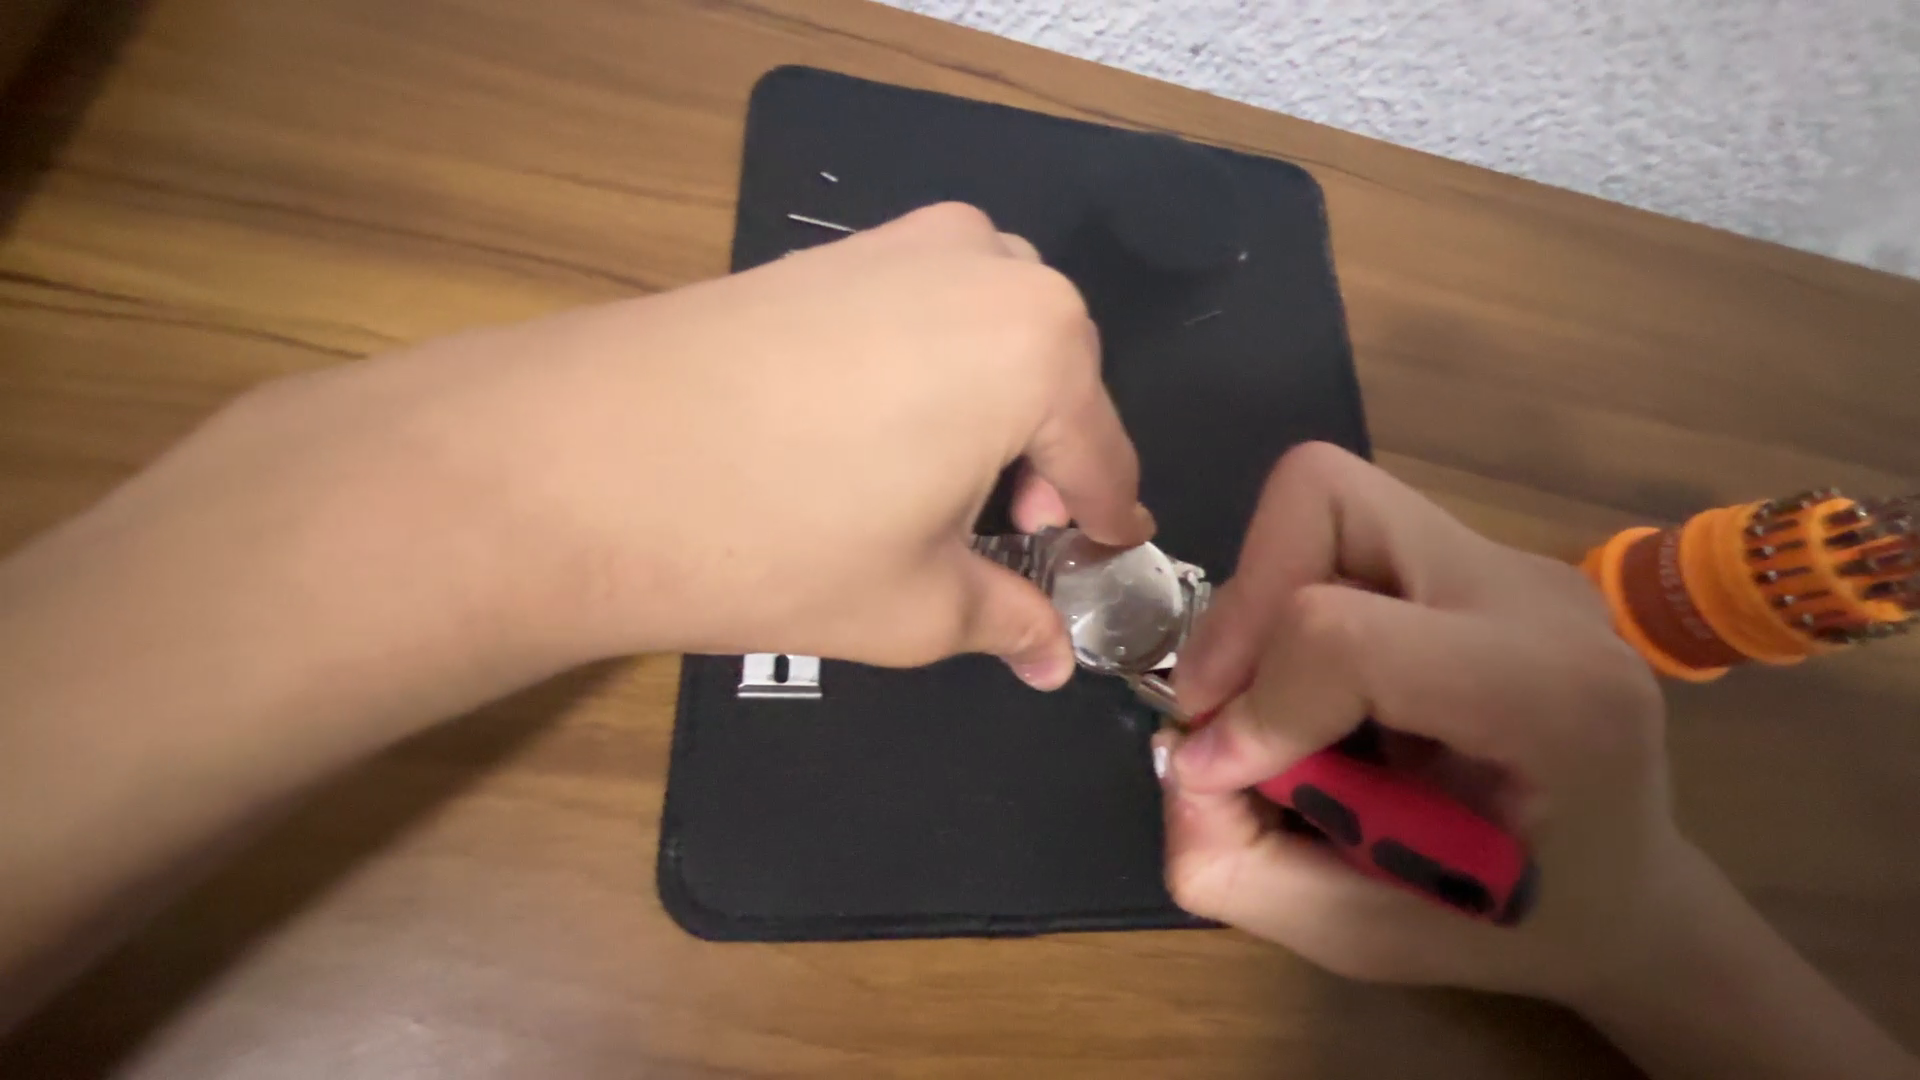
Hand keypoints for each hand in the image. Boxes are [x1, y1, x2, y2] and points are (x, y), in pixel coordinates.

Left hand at [199, 202, 1149, 684]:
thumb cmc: (782, 542)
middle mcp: (993, 269)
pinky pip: (930, 315)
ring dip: (992, 416)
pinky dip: (934, 375)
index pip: (1103, 458)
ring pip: (996, 343)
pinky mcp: (839, 249)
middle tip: (1001, 535)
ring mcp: (909, 243)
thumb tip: (1054, 660)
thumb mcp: (919, 606)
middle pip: (1056, 387)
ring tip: (934, 486)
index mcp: (1041, 350)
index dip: (1103, 524)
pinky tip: (878, 433)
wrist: (583, 461)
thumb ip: (1009, 622)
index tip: (1097, 560)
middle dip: (1043, 466)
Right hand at [1159, 442, 1679, 1003]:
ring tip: (1270, 692)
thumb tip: (1178, 759)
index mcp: (1547, 695)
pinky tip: (1312, 677)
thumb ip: (1235, 866)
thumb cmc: (1515, 929)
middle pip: (1319, 496)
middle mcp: (1527, 592)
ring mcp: (1499, 559)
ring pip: (1316, 502)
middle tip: (1224, 699)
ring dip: (1256, 600)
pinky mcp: (1466, 553)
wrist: (1625, 892)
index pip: (1341, 634)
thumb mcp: (1363, 938)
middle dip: (1240, 602)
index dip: (1253, 699)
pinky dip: (1284, 598)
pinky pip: (1331, 533)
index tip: (1219, 769)